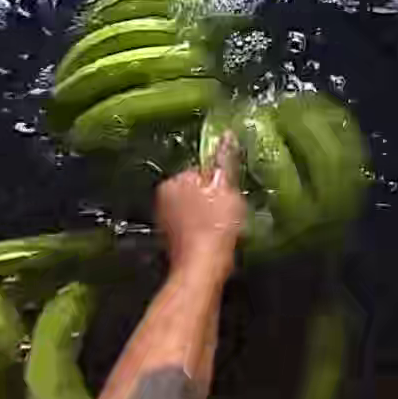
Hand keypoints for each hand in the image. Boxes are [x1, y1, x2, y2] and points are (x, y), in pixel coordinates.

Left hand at [154, 133, 244, 282]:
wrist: (203, 264)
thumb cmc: (217, 222)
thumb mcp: (227, 187)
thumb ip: (225, 161)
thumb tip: (226, 134)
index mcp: (174, 181)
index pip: (203, 167)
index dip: (222, 178)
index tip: (233, 191)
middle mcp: (163, 195)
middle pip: (199, 184)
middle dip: (215, 191)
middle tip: (232, 204)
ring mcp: (164, 216)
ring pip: (196, 201)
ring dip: (211, 206)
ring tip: (226, 219)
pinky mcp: (171, 233)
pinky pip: (193, 217)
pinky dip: (204, 221)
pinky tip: (216, 230)